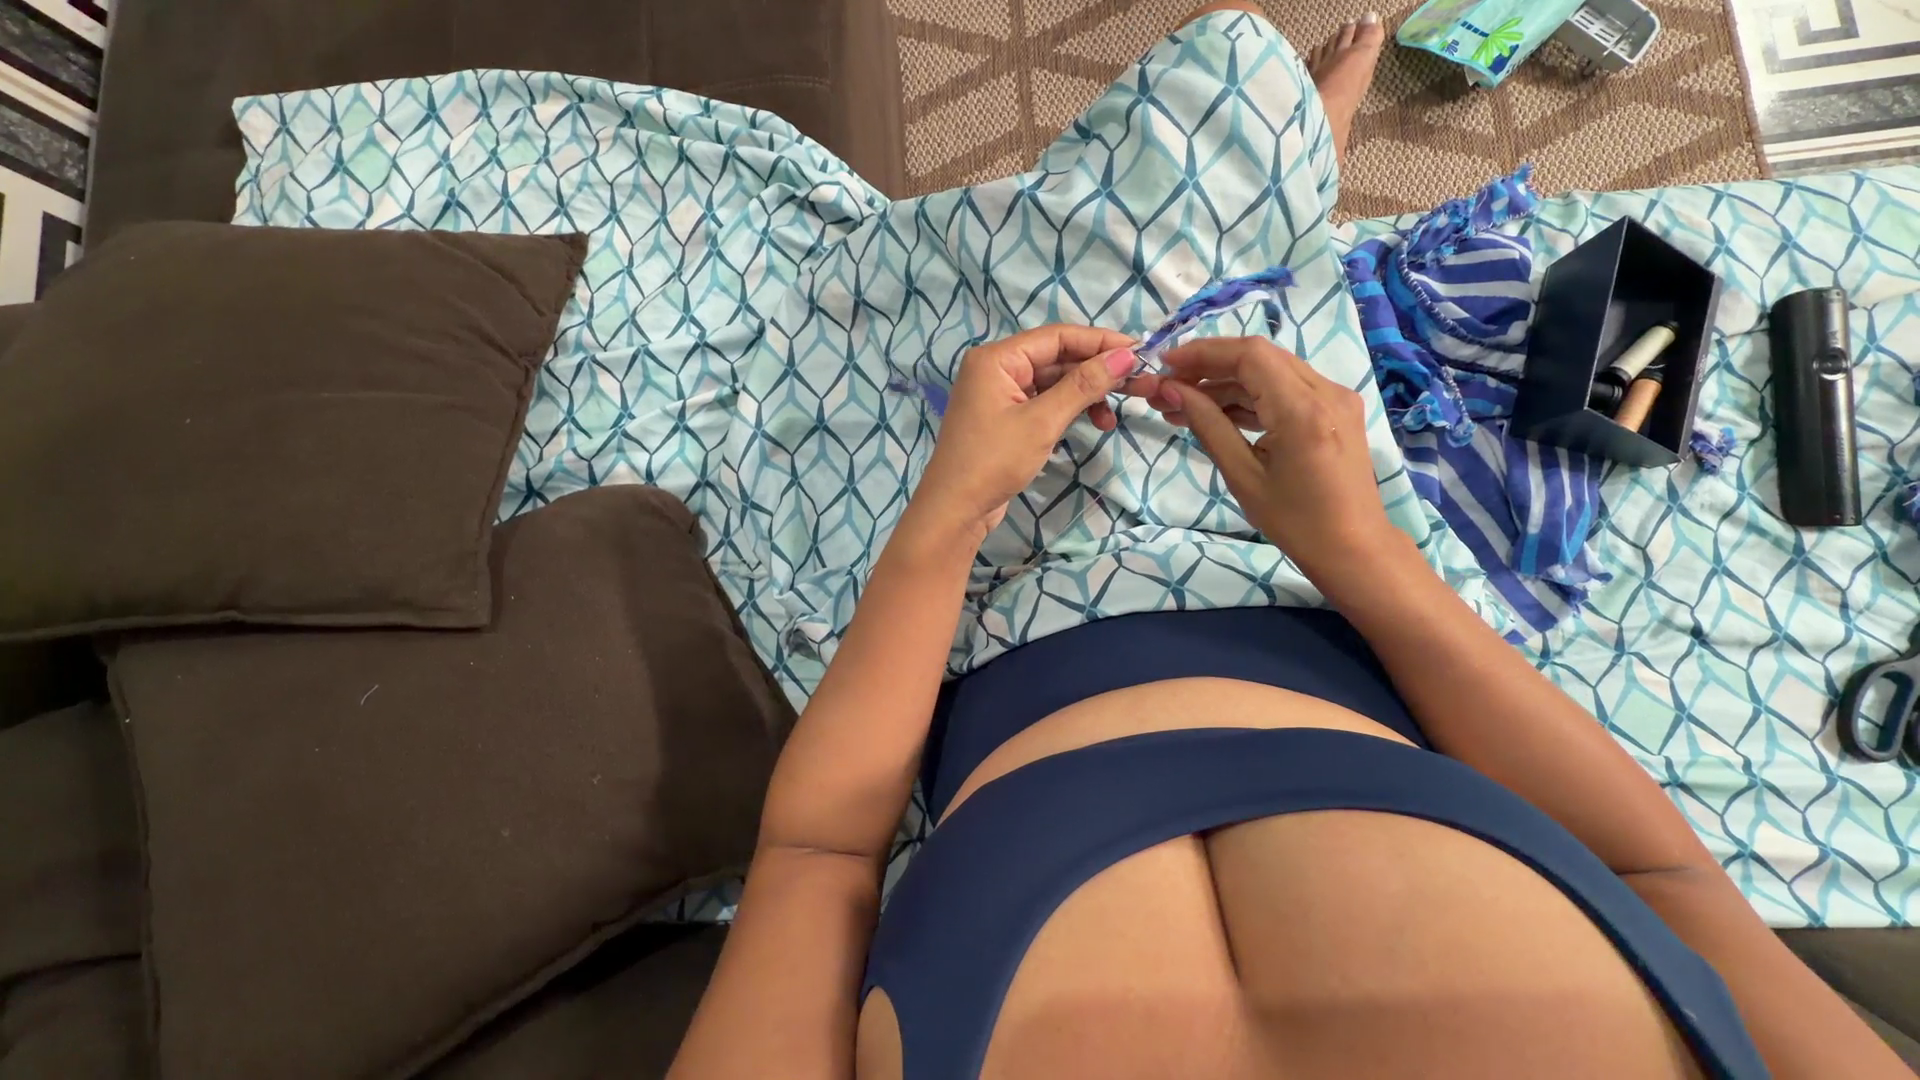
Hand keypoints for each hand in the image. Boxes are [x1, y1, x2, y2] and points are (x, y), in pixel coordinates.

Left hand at [911, 325, 1136, 540]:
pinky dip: (1069, 410)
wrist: (955, 509)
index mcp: (997, 359)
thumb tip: (1125, 355)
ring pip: (1054, 382)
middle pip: (1057, 357)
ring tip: (1112, 416)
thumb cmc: (994, 460)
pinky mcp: (1006, 418)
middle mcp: (997, 369)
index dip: (1100, 342)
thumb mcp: (1043, 421)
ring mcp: (1000, 394)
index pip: (1057, 336)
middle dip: (1096, 371)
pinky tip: (1093, 424)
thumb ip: (1084, 385)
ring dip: (1085, 394)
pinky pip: (1044, 402)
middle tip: (1136, 384)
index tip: (1140, 352)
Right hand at [1131, 337, 1396, 583]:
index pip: (1249, 356)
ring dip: (1227, 382)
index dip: (1203, 353)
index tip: (1165, 366)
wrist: (1353, 548)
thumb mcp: (1242, 476)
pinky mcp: (1335, 410)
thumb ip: (1208, 425)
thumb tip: (1171, 391)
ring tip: (1183, 405)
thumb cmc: (1295, 522)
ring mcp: (1335, 398)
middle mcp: (1326, 392)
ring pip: (1272, 371)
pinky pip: (1287, 388)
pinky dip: (1250, 395)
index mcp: (1303, 411)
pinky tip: (1217, 412)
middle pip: (1260, 356)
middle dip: (1210, 366)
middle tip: (1169, 388)